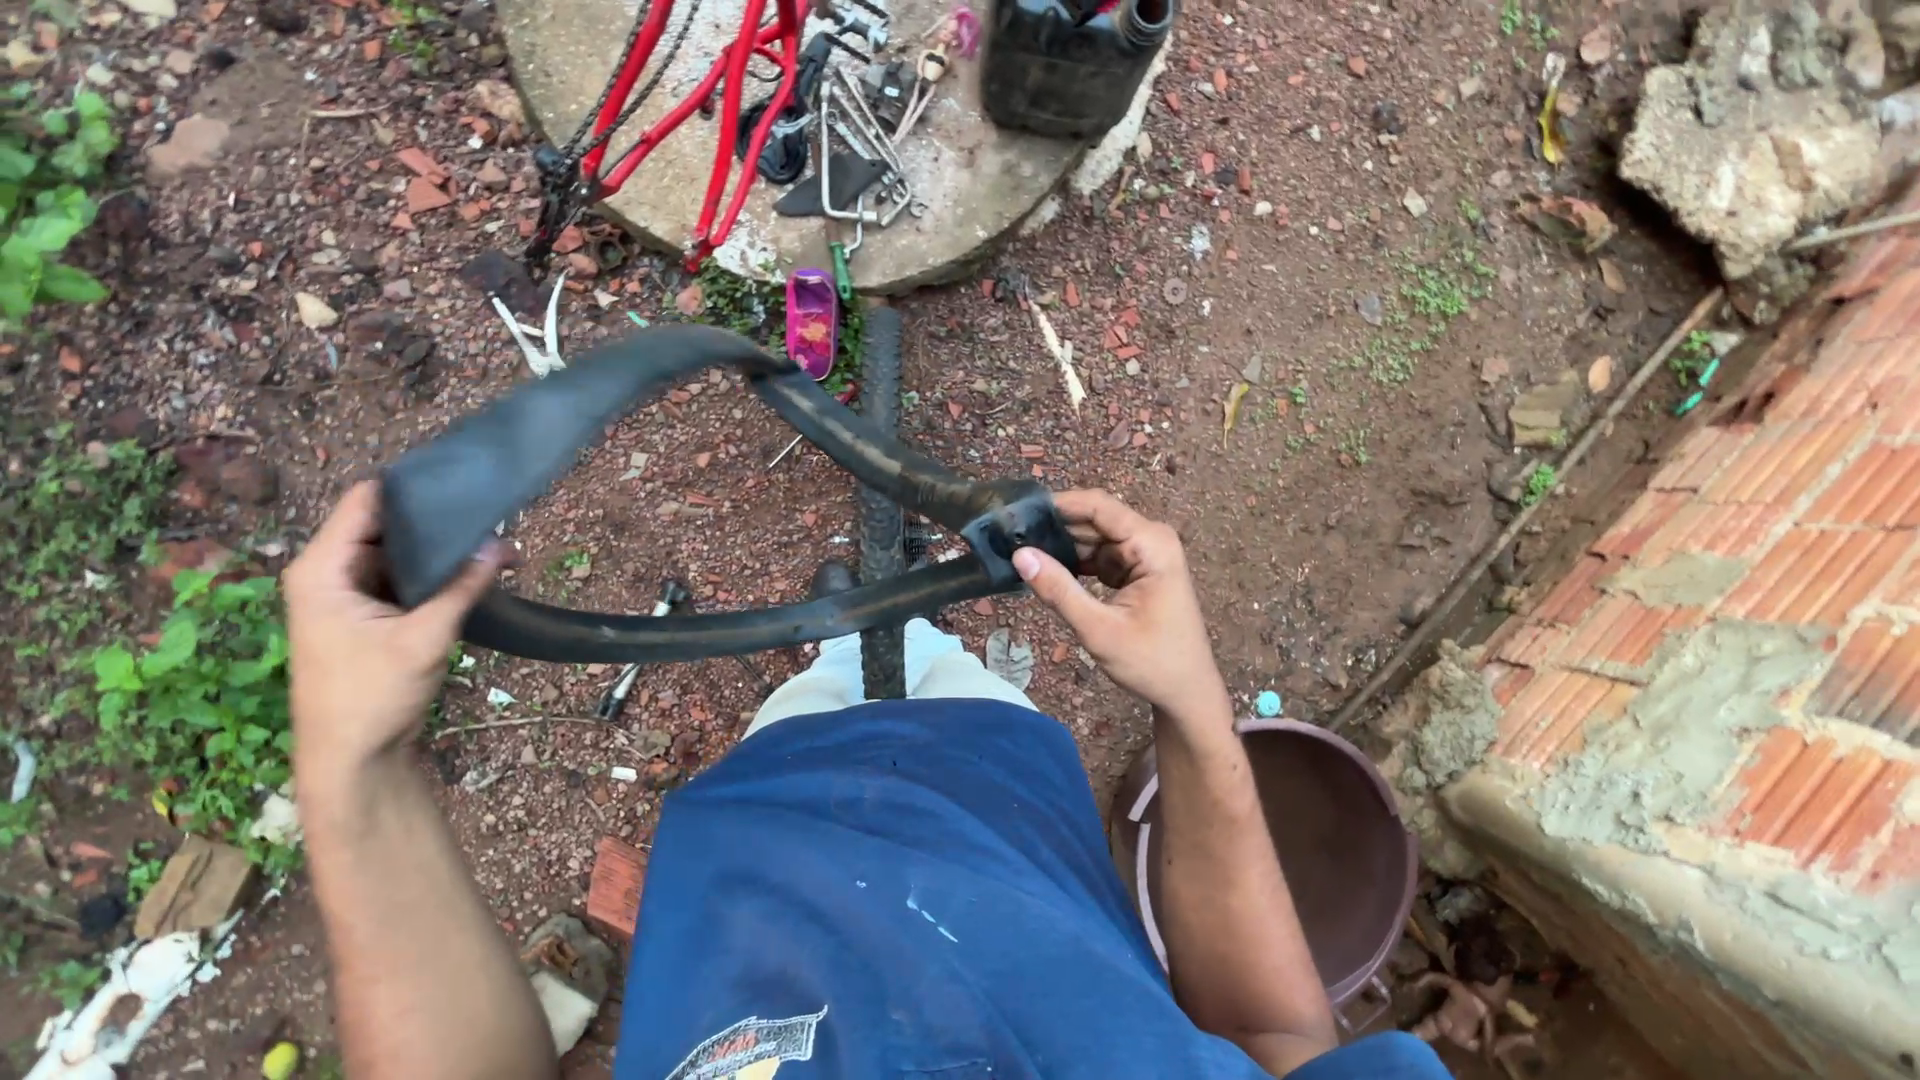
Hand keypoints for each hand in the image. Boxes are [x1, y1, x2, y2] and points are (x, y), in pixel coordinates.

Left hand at [285, 482, 505, 793]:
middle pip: (385, 525)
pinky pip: (403, 580)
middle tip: (493, 515)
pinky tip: (477, 572)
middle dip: (438, 521)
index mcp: (323, 569)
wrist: (352, 758)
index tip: (462, 479)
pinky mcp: (368, 615)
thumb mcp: (424, 636)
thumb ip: (463, 587)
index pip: (365, 502)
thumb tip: (503, 544)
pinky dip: (437, 575)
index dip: (411, 486)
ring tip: (496, 543)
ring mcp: (348, 595)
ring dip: (442, 551)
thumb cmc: (373, 694)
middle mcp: (329, 573)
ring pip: (399, 554)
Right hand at [1012, 490, 1228, 720]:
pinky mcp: (1137, 570)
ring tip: (1020, 551)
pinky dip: (1075, 562)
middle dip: (1055, 527)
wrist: (1187, 692)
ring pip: (1094, 538)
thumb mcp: (1099, 629)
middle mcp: (1151, 540)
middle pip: (1094, 519)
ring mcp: (1145, 554)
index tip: (1018, 513)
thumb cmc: (1151, 662)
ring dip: (1062, 545)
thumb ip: (1059, 590)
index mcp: (1151, 544)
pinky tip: (1046, 569)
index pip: (1098, 506)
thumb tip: (1020, 554)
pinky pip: (1100, 556)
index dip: (1058, 505)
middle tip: (1010, 536)